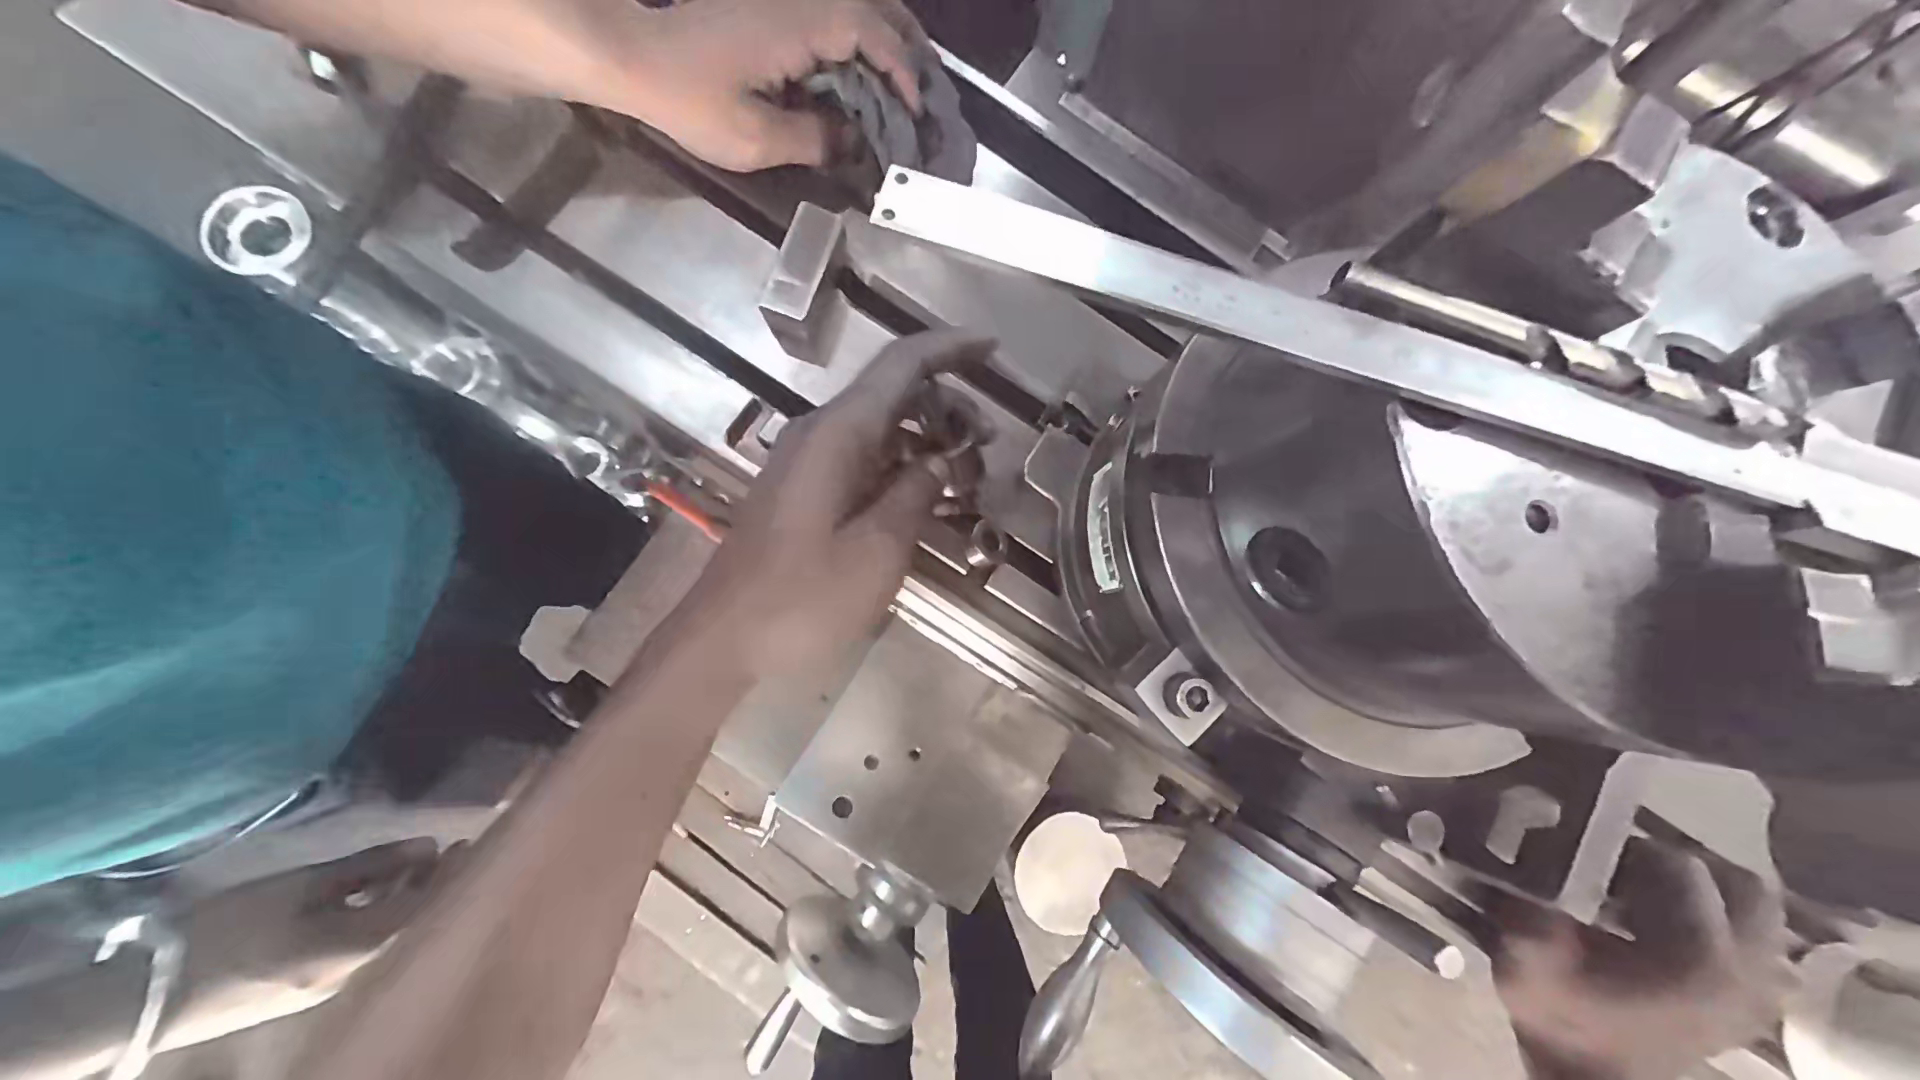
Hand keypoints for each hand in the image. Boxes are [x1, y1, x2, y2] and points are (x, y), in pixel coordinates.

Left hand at [608, 0, 928, 170]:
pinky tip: (864, 74)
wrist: (632, 58)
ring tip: (909, 80)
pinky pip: (829, 21)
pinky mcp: (769, 12)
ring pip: (853, 10)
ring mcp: (783, 1)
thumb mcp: (756, 138)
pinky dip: (857, 45)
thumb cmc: (690, 101)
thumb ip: (815, 140)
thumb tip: (854, 143)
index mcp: (799, 23)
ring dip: (886, 41)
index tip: (918, 110)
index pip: (871, 33)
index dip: (903, 71)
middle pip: (872, 8)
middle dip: (907, 47)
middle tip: (931, 85)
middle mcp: (797, 0)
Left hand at [671, 329, 995, 679]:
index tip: (993, 345)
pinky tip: (935, 504)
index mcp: (838, 434)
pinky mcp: (808, 495)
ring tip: (972, 482)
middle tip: (990, 447)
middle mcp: (822, 435)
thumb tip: (940, 461)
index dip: (950, 348)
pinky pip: (867, 466)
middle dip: (950, 410)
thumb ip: (915, 495)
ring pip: (884, 433)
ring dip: (930, 446)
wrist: (724, 639)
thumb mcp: (876, 550)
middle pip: (895, 396)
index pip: (901, 365)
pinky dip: (905, 474)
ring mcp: (812, 465)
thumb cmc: (802, 599)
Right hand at [1490, 841, 1795, 1079]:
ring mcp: (1763, 988)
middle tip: (1617, 866)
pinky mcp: (1758, 998)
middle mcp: (1748, 969)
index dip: (1622, 848)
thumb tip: (1535, 843)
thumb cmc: (1559, 1016)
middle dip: (1674, 863)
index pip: (1677, 865)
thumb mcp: (1524, 958)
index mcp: (1697, 957)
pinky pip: (1751, 934)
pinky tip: (1656, 920)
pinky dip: (1710, 914)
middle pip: (1737, 882)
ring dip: (1696, 887)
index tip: (1579, 856)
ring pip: (1752, 907)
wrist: (1594, 1077)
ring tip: (1637, 890)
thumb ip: (1531, 902)